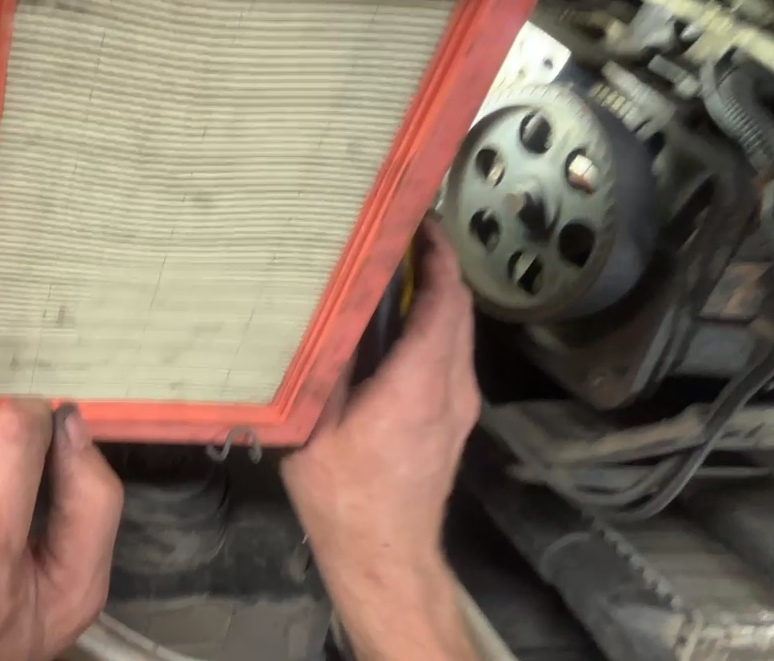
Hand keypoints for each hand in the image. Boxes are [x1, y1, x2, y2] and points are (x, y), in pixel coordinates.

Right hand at [281, 225, 481, 660]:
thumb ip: (321, 364)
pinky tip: (396, 318)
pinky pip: (453, 351)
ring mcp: (459, 404)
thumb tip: (317, 306)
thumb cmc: (344, 492)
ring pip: (460, 329)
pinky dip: (435, 320)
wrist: (384, 555)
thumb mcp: (313, 424)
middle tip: (393, 231)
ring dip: (437, 291)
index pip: (445, 301)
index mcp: (419, 382)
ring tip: (392, 264)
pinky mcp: (454, 417)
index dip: (436, 255)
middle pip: (459, 308)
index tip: (412, 219)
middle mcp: (452, 387)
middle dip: (436, 263)